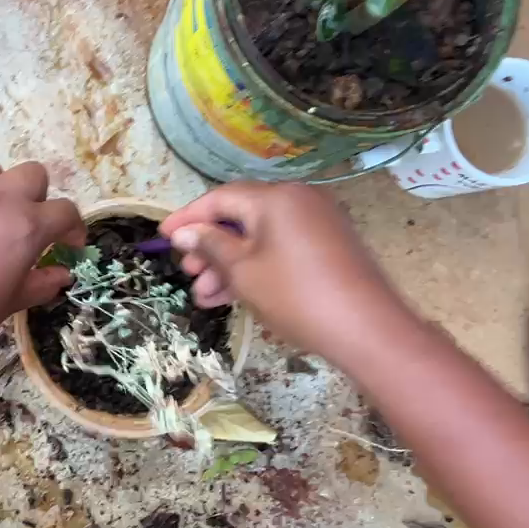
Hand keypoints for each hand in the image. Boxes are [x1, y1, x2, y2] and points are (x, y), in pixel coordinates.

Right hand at [159, 182, 416, 358]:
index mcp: (276, 198)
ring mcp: (315, 224)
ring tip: (205, 297)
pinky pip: (278, 249)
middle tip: (188, 274)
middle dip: (208, 248)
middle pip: (239, 218)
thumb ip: (210, 245)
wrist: (366, 329)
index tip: (162, 236)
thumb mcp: (243, 272)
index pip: (220, 198)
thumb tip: (185, 232)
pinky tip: (232, 296)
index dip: (188, 217)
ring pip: (258, 238)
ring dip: (228, 265)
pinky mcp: (325, 247)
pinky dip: (254, 267)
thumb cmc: (296, 296)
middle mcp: (298, 201)